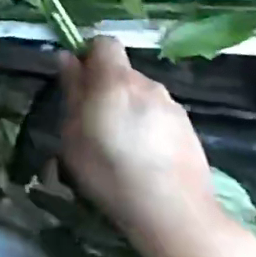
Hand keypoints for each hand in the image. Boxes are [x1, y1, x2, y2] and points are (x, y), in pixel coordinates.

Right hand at [57, 37, 230, 256]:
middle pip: (121, 71)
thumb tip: (67, 59)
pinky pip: (157, 114)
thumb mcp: (73, 134)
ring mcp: (172, 106)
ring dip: (126, 107)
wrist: (174, 213)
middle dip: (104, 87)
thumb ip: (72, 93)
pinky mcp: (188, 128)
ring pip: (140, 94)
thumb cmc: (109, 172)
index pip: (104, 43)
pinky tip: (142, 156)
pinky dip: (146, 125)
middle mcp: (147, 85)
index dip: (88, 55)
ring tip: (118, 143)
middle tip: (91, 120)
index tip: (77, 80)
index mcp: (115, 81)